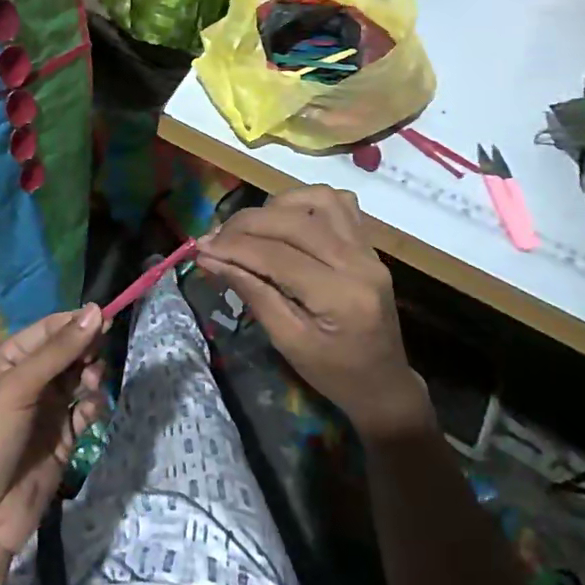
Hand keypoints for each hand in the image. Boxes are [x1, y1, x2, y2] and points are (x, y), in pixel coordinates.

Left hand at [0, 304, 108, 557]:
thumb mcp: (18, 388)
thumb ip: (59, 350)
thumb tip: (97, 309)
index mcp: (10, 359)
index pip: (50, 328)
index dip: (77, 322)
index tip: (107, 320)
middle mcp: (30, 379)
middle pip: (70, 351)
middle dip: (87, 350)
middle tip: (94, 362)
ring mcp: (47, 408)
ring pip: (81, 377)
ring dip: (92, 376)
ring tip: (91, 387)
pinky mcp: (63, 436)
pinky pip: (86, 409)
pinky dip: (94, 405)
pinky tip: (92, 411)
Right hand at [197, 186, 432, 439]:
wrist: (384, 383)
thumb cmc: (333, 373)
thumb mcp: (287, 342)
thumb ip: (252, 293)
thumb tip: (209, 258)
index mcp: (341, 297)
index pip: (278, 256)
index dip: (234, 247)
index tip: (201, 247)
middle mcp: (360, 263)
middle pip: (295, 222)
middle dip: (247, 224)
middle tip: (216, 237)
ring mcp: (369, 249)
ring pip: (319, 200)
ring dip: (277, 206)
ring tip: (251, 228)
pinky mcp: (369, 243)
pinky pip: (339, 203)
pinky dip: (306, 202)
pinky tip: (286, 219)